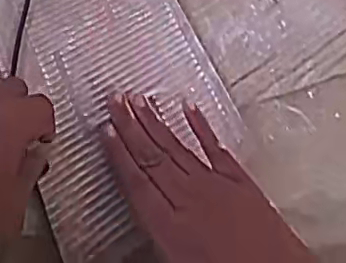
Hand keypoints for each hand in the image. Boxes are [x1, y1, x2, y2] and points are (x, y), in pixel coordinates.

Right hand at [102, 93, 312, 262]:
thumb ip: (152, 249)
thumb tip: (123, 239)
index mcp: (172, 228)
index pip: (137, 182)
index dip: (118, 154)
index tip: (104, 128)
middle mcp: (190, 200)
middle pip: (152, 156)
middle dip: (130, 125)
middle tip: (114, 98)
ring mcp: (216, 187)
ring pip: (176, 146)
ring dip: (155, 121)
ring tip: (137, 97)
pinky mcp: (241, 183)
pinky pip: (214, 148)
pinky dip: (199, 126)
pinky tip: (187, 107)